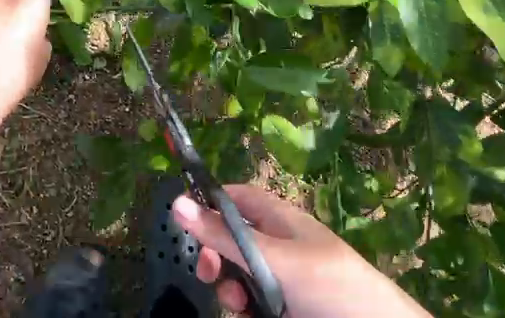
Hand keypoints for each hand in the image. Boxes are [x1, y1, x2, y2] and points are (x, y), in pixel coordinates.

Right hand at [173, 184, 431, 317]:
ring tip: (239, 305)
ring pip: (240, 278)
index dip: (211, 204)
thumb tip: (176, 201)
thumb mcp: (271, 258)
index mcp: (279, 219)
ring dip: (231, 290)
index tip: (186, 221)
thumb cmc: (328, 283)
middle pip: (233, 241)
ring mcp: (284, 281)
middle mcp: (279, 246)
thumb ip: (223, 236)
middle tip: (209, 274)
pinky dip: (247, 312)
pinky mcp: (285, 310)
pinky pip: (254, 306)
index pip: (237, 199)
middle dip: (217, 256)